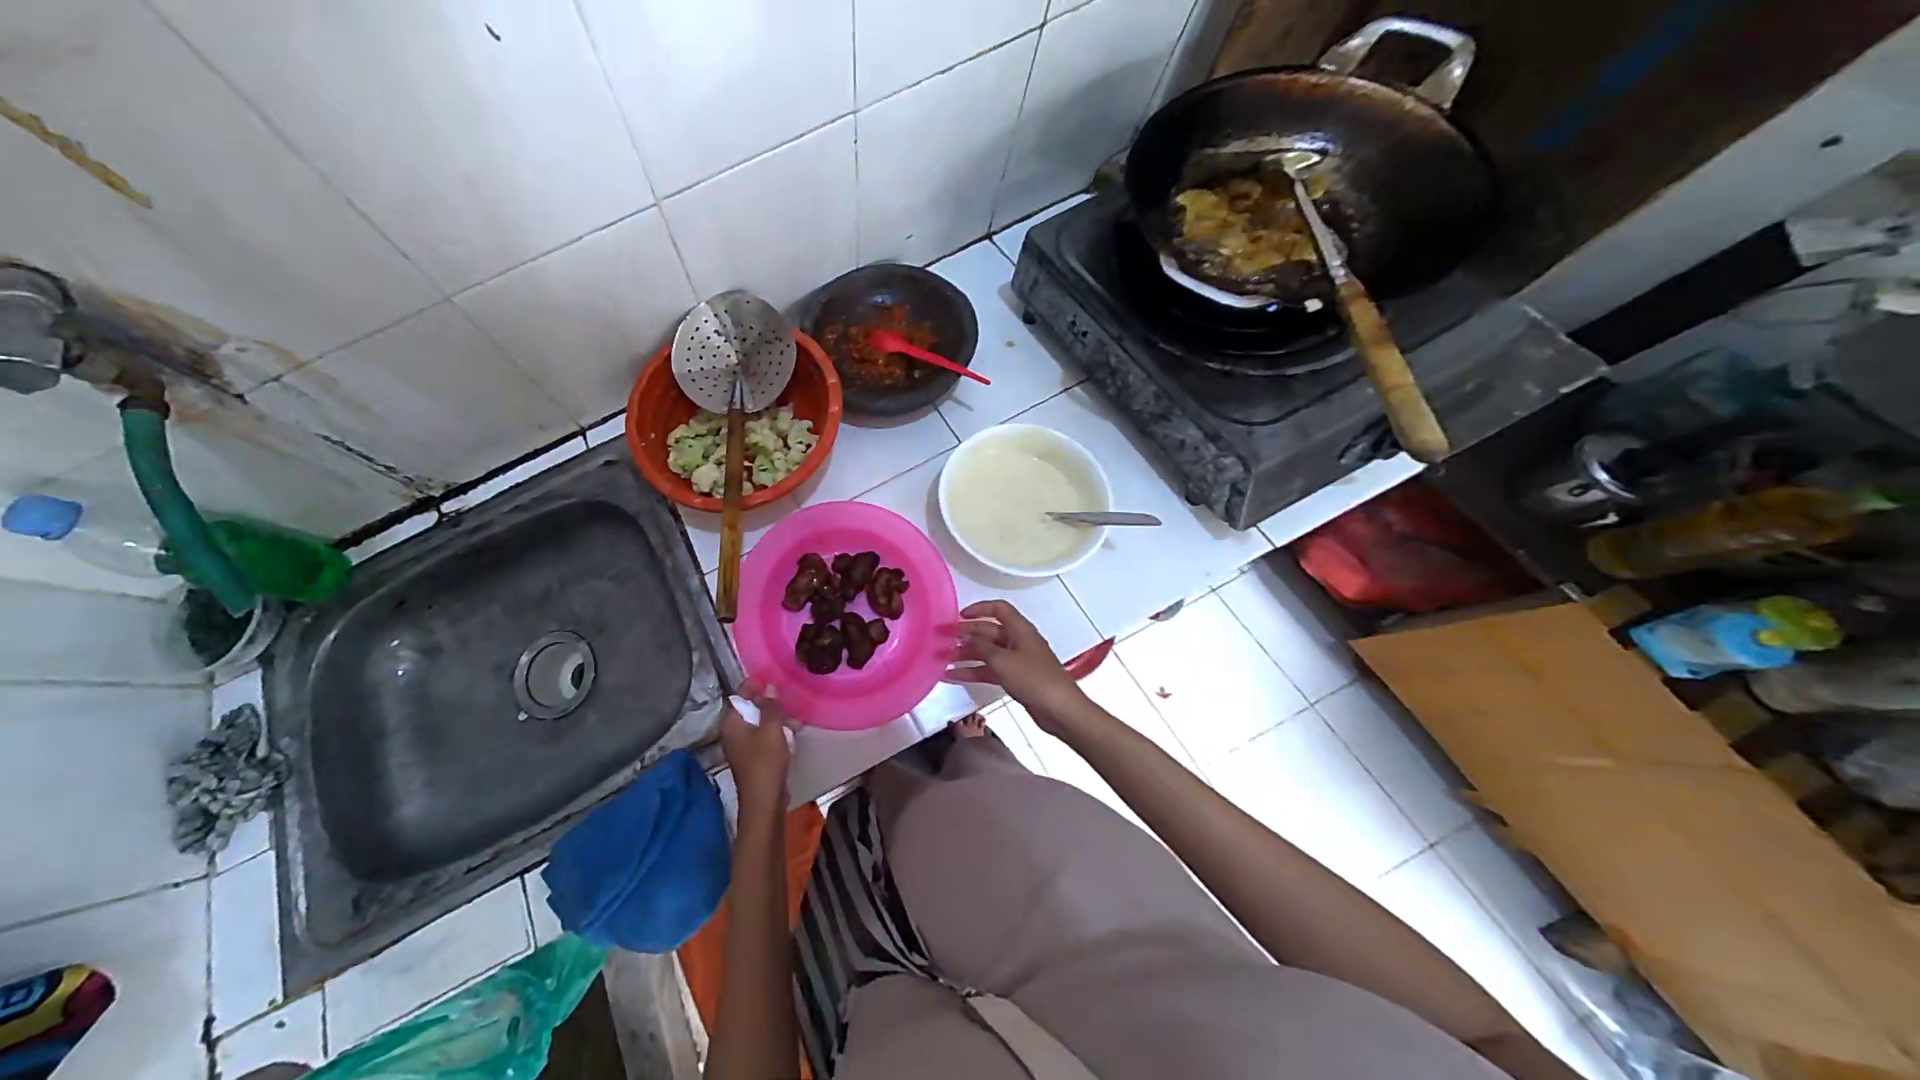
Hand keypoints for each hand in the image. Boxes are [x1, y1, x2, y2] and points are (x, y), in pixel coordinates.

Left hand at [720, 693, 791, 812]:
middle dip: (768, 703)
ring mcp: (742, 747)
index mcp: (731, 724)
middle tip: (786, 696)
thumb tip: (770, 687)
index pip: (738, 696)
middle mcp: (732, 733)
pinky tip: (793, 731)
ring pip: (758, 724)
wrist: (764, 800)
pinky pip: (763, 737)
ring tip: (795, 715)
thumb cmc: (765, 761)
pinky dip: (776, 732)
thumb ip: (770, 707)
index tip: (771, 678)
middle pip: (748, 710)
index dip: (753, 686)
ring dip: (775, 718)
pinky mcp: (753, 758)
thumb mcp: (771, 729)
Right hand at [947, 600, 1090, 734]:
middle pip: (989, 631)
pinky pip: (990, 670)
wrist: (1060, 709)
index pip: (999, 609)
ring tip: (942, 659)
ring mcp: (1017, 661)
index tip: (958, 616)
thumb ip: (982, 647)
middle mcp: (1018, 641)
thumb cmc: (1033, 679)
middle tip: (942, 639)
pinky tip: (953, 676)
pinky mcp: (1015, 678)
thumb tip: (967, 636)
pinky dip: (973, 672)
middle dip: (967, 634)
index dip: (979, 609)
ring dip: (966, 654)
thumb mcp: (1003, 661)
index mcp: (1020, 629)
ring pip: (987, 652)